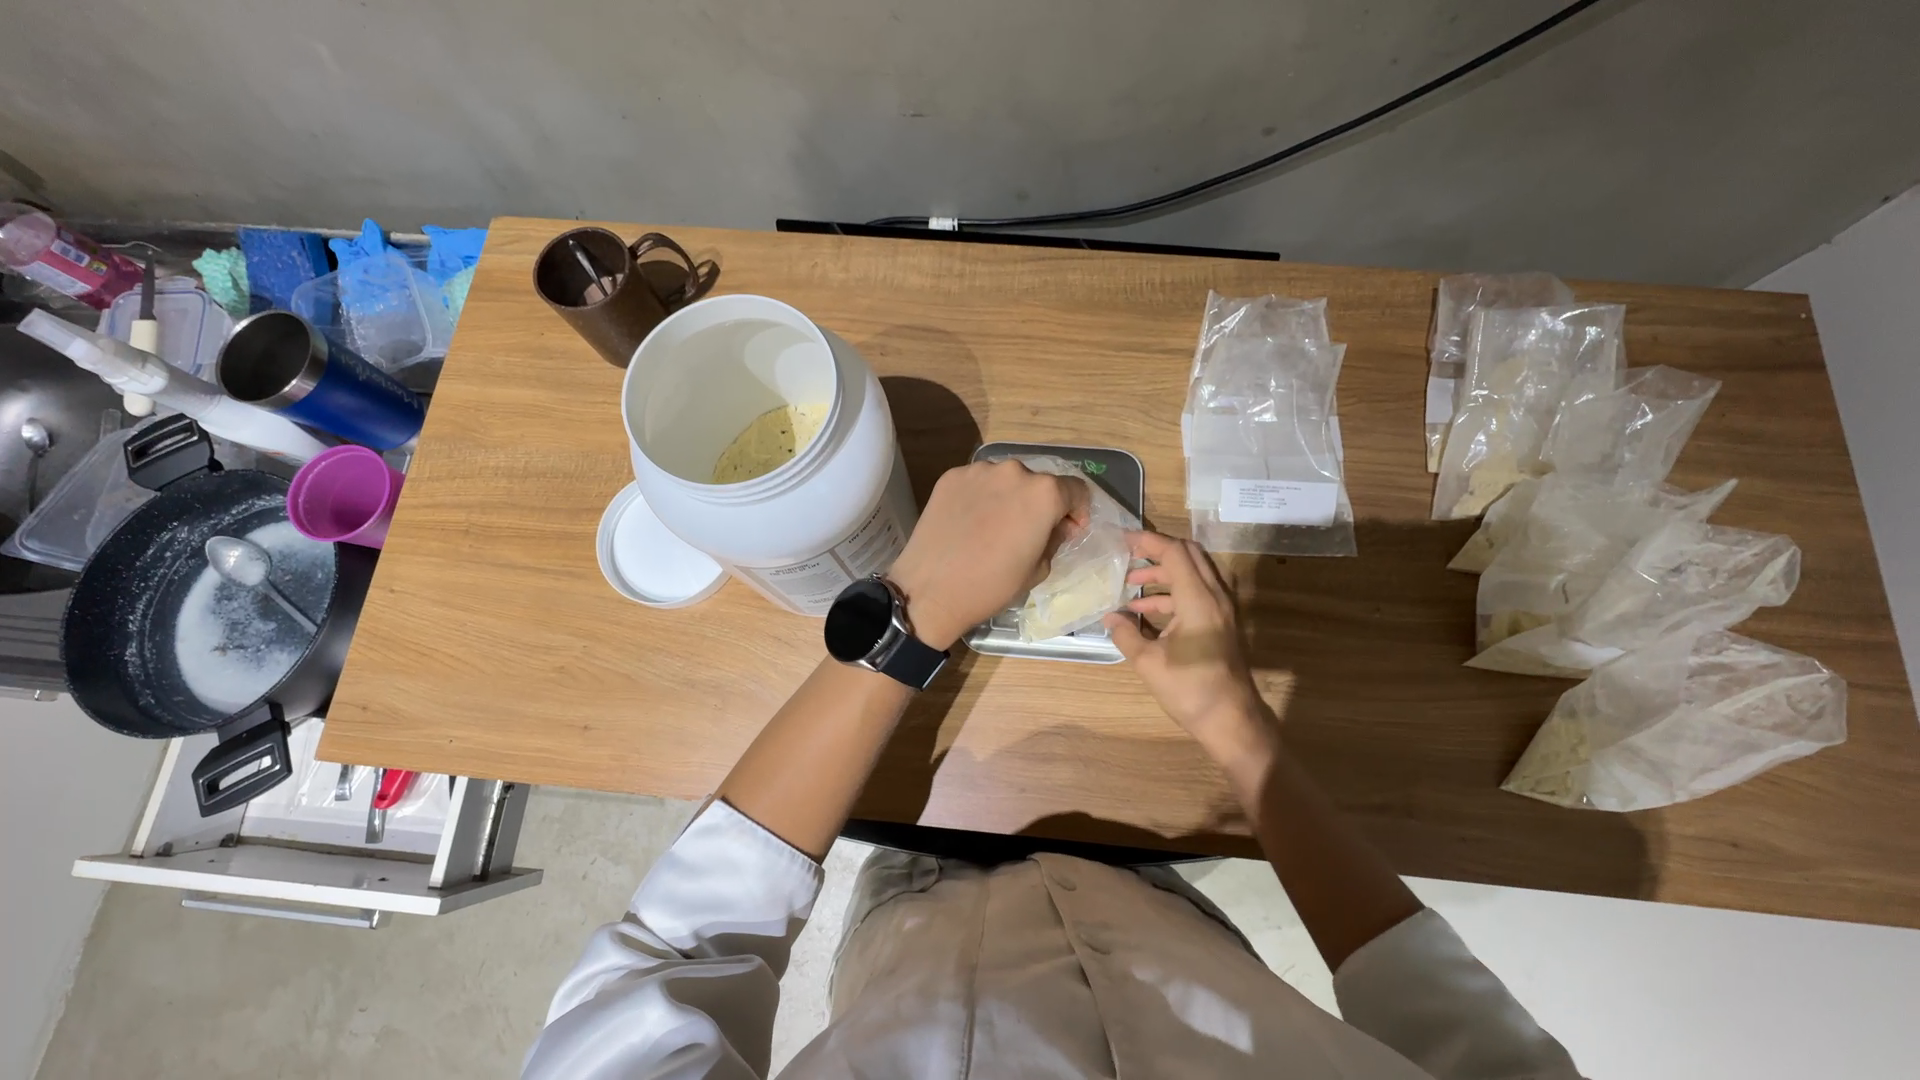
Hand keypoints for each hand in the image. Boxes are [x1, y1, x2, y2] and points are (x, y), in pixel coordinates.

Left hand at [889, 461, 1088, 648]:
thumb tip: (1056, 526)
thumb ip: (1055, 539)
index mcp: (1044, 493)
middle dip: (1041, 503)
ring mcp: (979, 470)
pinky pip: (978, 483)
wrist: (930, 590)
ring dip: (1010, 497)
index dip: (1077, 511)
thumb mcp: (1038, 569)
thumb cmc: (992, 585)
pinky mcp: (950, 477)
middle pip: (1039, 482)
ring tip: (996, 526)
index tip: (1069, 528)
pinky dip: (982, 496)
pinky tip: (971, 522)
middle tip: (1030, 530)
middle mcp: (1014, 471)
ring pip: (1006, 479)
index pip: (1076, 490)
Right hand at [1103, 531, 1276, 761]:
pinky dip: (1171, 593)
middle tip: (1128, 554)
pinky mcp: (1220, 623)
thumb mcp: (1148, 662)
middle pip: (1188, 555)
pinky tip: (1144, 610)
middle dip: (1157, 550)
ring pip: (1192, 573)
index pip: (1174, 553)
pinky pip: (1195, 593)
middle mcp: (1214, 596)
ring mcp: (1221, 609)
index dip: (1147, 542)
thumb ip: (1126, 633)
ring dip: (1162, 573)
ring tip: (1130, 584)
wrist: (1231, 719)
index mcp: (1198, 599)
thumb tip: (1110, 617)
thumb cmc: (1190, 689)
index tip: (1122, 540)